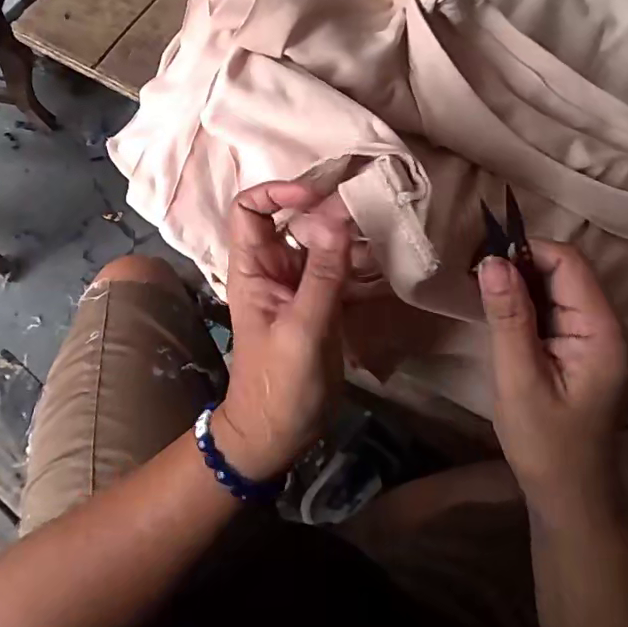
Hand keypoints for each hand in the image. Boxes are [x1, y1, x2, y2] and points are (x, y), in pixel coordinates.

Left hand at [213, 180, 354, 481]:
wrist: (277, 433)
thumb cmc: (279, 384)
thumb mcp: (302, 329)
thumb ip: (322, 276)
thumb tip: (336, 219)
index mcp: (251, 268)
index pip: (249, 209)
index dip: (276, 193)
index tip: (314, 196)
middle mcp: (271, 267)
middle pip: (288, 218)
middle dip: (320, 207)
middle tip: (361, 204)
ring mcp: (295, 283)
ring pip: (314, 240)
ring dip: (341, 229)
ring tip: (375, 221)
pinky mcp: (317, 300)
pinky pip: (333, 265)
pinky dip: (352, 255)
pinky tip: (378, 251)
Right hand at [477, 240, 627, 518]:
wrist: (570, 496)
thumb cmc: (545, 442)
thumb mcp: (519, 378)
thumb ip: (508, 316)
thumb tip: (491, 260)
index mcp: (602, 331)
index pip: (568, 262)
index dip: (526, 251)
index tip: (481, 261)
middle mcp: (607, 326)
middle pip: (565, 269)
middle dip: (519, 262)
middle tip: (473, 274)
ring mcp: (595, 337)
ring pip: (557, 285)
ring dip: (519, 280)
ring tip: (480, 288)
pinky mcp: (580, 347)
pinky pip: (553, 306)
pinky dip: (524, 299)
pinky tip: (498, 309)